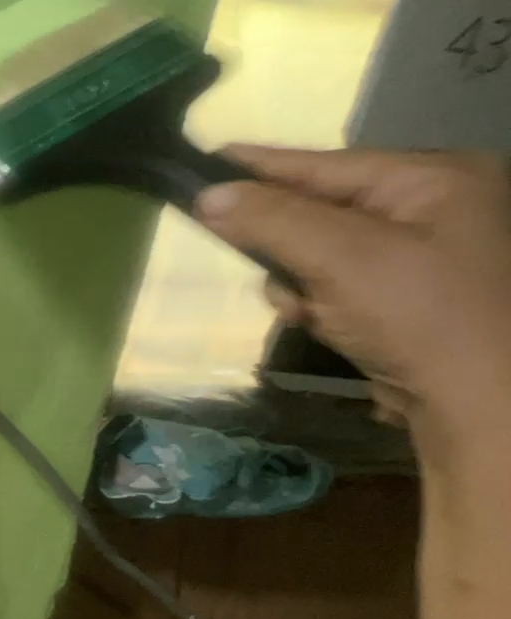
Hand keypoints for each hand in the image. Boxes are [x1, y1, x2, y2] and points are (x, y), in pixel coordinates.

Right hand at [195, 146, 510, 458]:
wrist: (477, 393)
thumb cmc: (420, 314)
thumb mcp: (341, 259)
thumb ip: (274, 222)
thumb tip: (209, 194)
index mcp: (433, 180)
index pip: (326, 165)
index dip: (263, 165)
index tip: (208, 158)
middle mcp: (433, 205)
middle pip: (318, 209)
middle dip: (281, 243)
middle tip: (258, 263)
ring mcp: (420, 250)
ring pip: (316, 250)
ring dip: (295, 281)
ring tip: (306, 308)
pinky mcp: (404, 291)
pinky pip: (331, 280)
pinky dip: (313, 301)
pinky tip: (320, 321)